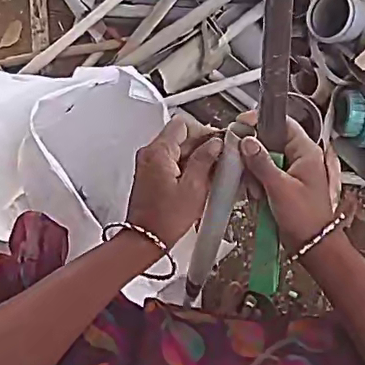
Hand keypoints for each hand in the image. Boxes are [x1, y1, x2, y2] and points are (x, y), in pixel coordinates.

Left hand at [125, 114, 224, 247]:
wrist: (146, 239)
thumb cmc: (165, 219)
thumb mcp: (194, 188)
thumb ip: (205, 160)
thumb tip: (215, 143)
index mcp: (158, 152)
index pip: (183, 125)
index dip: (203, 131)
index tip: (216, 144)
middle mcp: (150, 154)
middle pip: (180, 136)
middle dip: (201, 146)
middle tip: (218, 160)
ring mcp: (148, 164)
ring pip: (177, 149)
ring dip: (195, 157)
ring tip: (209, 174)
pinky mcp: (151, 175)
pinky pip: (172, 162)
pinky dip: (186, 167)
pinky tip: (198, 182)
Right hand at [239, 119, 341, 251]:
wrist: (312, 246)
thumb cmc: (305, 218)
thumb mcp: (280, 188)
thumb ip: (261, 163)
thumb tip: (247, 141)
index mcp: (306, 152)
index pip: (283, 123)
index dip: (261, 121)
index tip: (242, 123)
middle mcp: (300, 157)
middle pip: (270, 140)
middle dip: (254, 153)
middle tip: (243, 162)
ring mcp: (291, 171)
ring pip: (264, 158)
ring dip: (254, 171)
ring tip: (256, 189)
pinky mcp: (283, 184)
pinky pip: (264, 174)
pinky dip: (257, 182)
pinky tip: (257, 195)